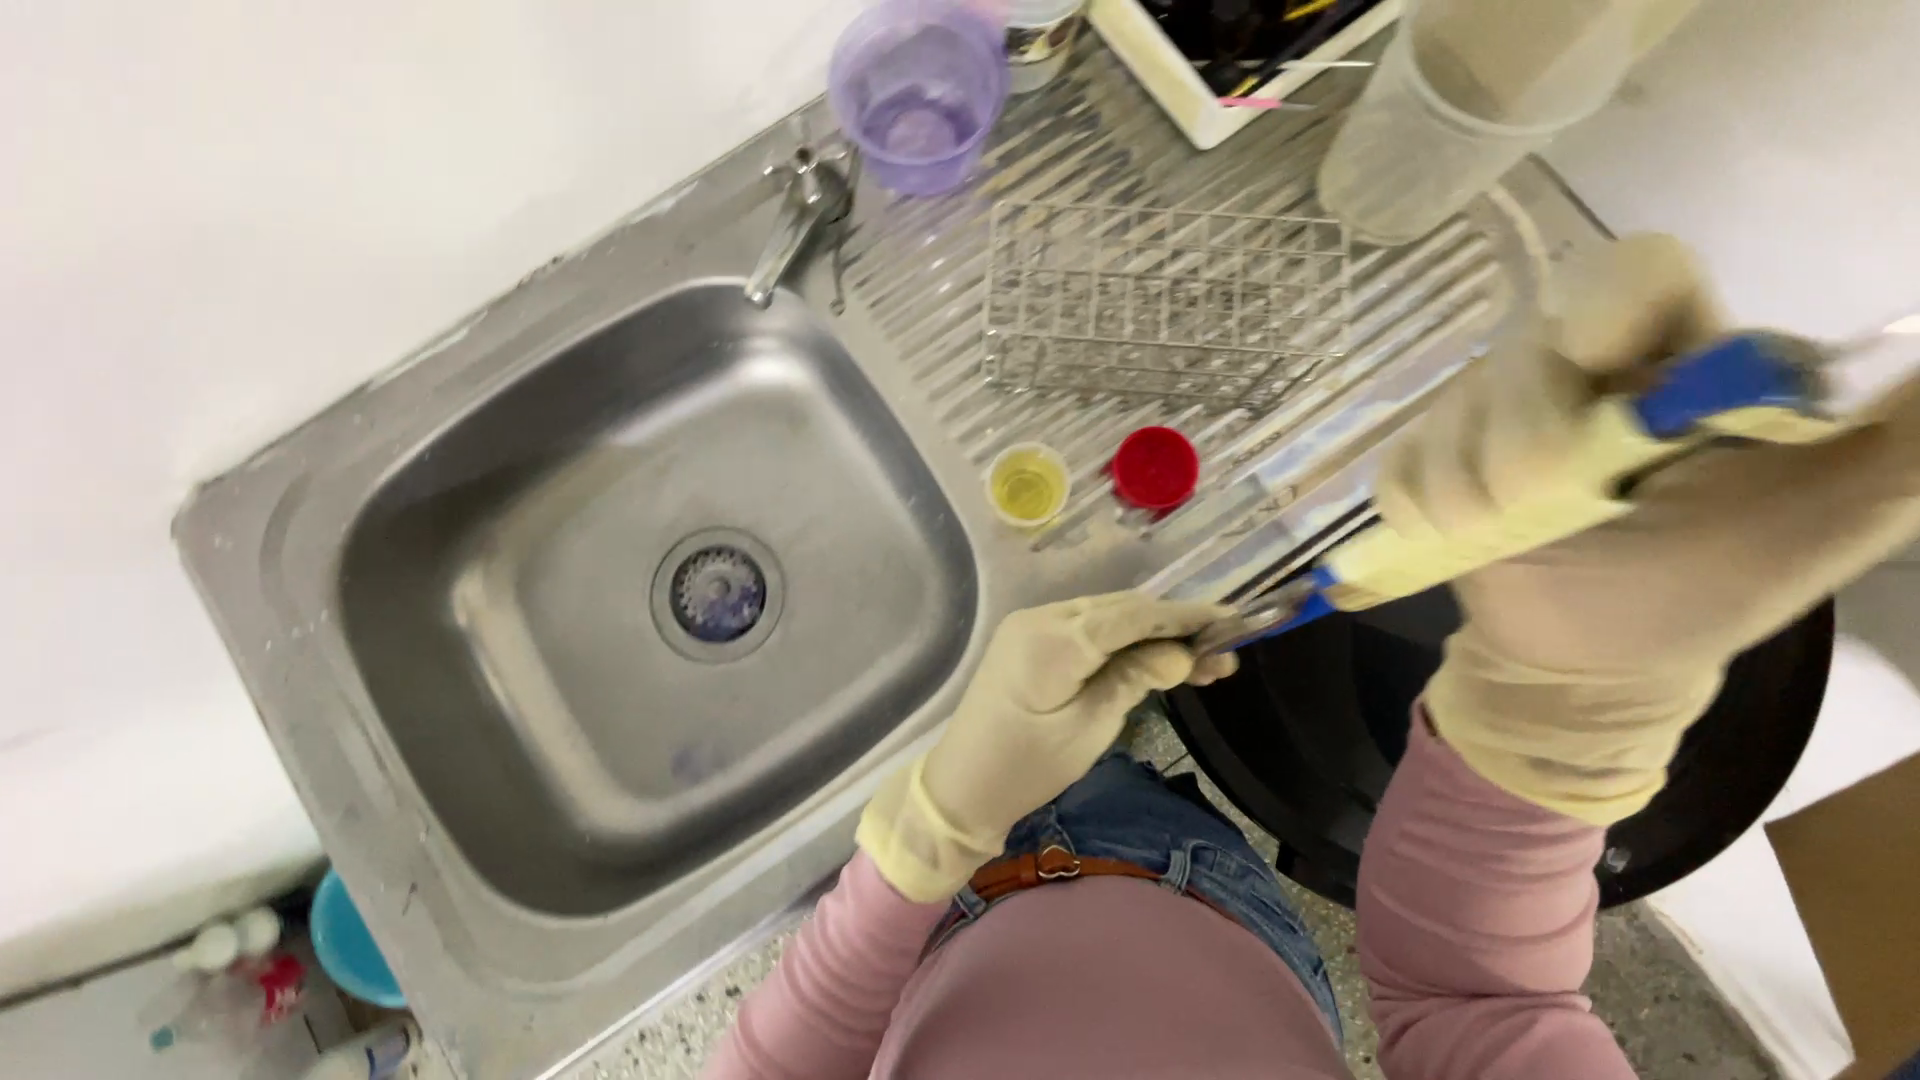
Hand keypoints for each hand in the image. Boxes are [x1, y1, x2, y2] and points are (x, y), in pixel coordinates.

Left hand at [856, 592, 1237, 901]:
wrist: (961, 785)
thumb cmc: (1025, 767)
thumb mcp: (1089, 729)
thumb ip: (1134, 679)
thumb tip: (1182, 652)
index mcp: (1052, 639)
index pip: (1133, 615)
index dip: (1184, 617)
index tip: (1232, 623)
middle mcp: (1040, 617)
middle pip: (1121, 609)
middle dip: (1173, 626)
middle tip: (1222, 653)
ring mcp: (1031, 624)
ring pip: (1105, 616)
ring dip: (1150, 632)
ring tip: (1199, 661)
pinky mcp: (1028, 638)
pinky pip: (1085, 628)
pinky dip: (1121, 639)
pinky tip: (1152, 656)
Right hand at [1384, 234, 1919, 824]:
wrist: (1584, 662)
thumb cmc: (1699, 590)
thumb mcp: (1830, 517)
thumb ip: (1905, 435)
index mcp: (1669, 362)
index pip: (1632, 270)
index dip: (1605, 308)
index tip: (1600, 365)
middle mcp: (1567, 372)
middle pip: (1518, 353)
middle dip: (1521, 448)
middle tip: (1548, 507)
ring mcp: (1479, 416)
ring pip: (1447, 413)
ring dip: (1469, 495)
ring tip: (1505, 536)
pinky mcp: (1418, 460)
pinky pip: (1397, 463)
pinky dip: (1419, 511)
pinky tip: (1461, 537)